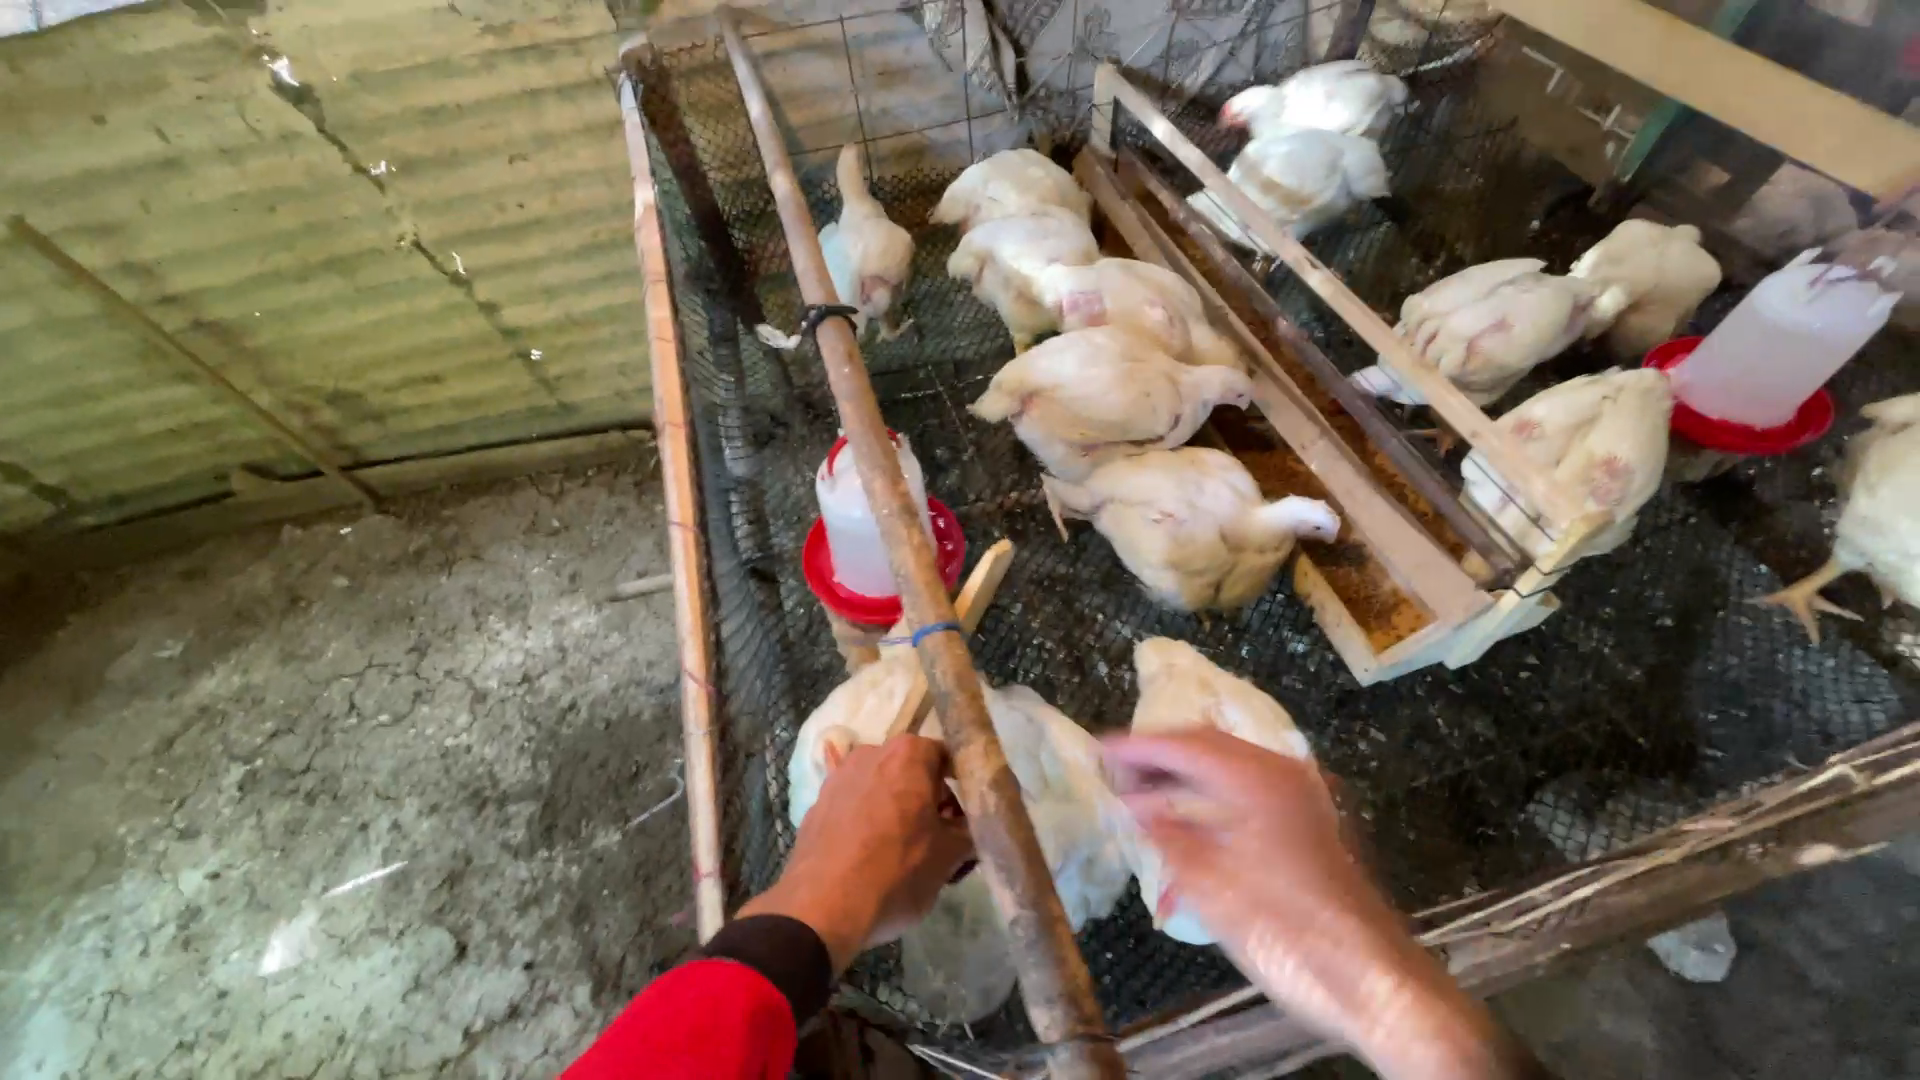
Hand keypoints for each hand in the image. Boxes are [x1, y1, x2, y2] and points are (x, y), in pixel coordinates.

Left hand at [741, 735, 973, 973]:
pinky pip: (854, 806)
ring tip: (904, 852)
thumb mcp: (949, 856)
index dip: (960, 787)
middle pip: (911, 770)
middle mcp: (871, 753)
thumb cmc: (896, 871)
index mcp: (908, 755)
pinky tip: (870, 857)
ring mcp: (838, 778)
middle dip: (927, 799)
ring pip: (881, 788)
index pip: (946, 757)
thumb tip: (970, 827)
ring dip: (897, 810)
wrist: (822, 908)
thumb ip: (968, 832)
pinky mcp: (816, 805)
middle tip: (938, 839)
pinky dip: (867, 822)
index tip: (964, 818)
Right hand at [1105, 731, 1523, 1079]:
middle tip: (1115, 772)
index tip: (1099, 750)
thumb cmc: (1286, 929)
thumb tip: (1132, 806)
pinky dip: (1205, 801)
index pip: (1183, 744)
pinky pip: (1240, 792)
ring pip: (1223, 769)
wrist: (1371, 979)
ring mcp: (1294, 797)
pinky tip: (1180, 829)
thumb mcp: (1210, 885)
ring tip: (1137, 798)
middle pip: (1205, 746)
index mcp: (1255, 778)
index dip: (1137, 747)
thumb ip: (1166, 835)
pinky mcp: (1300, 822)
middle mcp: (1277, 774)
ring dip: (1180, 780)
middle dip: (1157, 757)